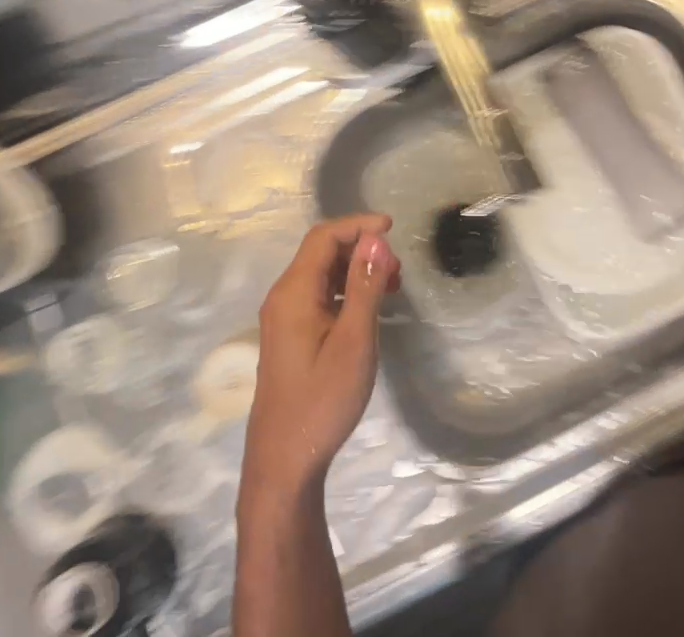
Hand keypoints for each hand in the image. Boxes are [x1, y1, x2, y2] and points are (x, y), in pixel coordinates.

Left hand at [240, 213, 401, 518]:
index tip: (395, 228)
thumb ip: (365, 287)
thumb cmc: (323, 399)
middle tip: (399, 266)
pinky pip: (320, 295)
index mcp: (293, 293)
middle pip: (321, 252)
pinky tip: (371, 307)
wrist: (285, 458)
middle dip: (361, 247)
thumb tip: (377, 240)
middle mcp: (283, 298)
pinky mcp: (292, 336)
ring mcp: (285, 318)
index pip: (323, 238)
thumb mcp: (354, 340)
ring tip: (393, 285)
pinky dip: (347, 289)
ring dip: (357, 269)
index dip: (358, 225)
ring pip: (322, 274)